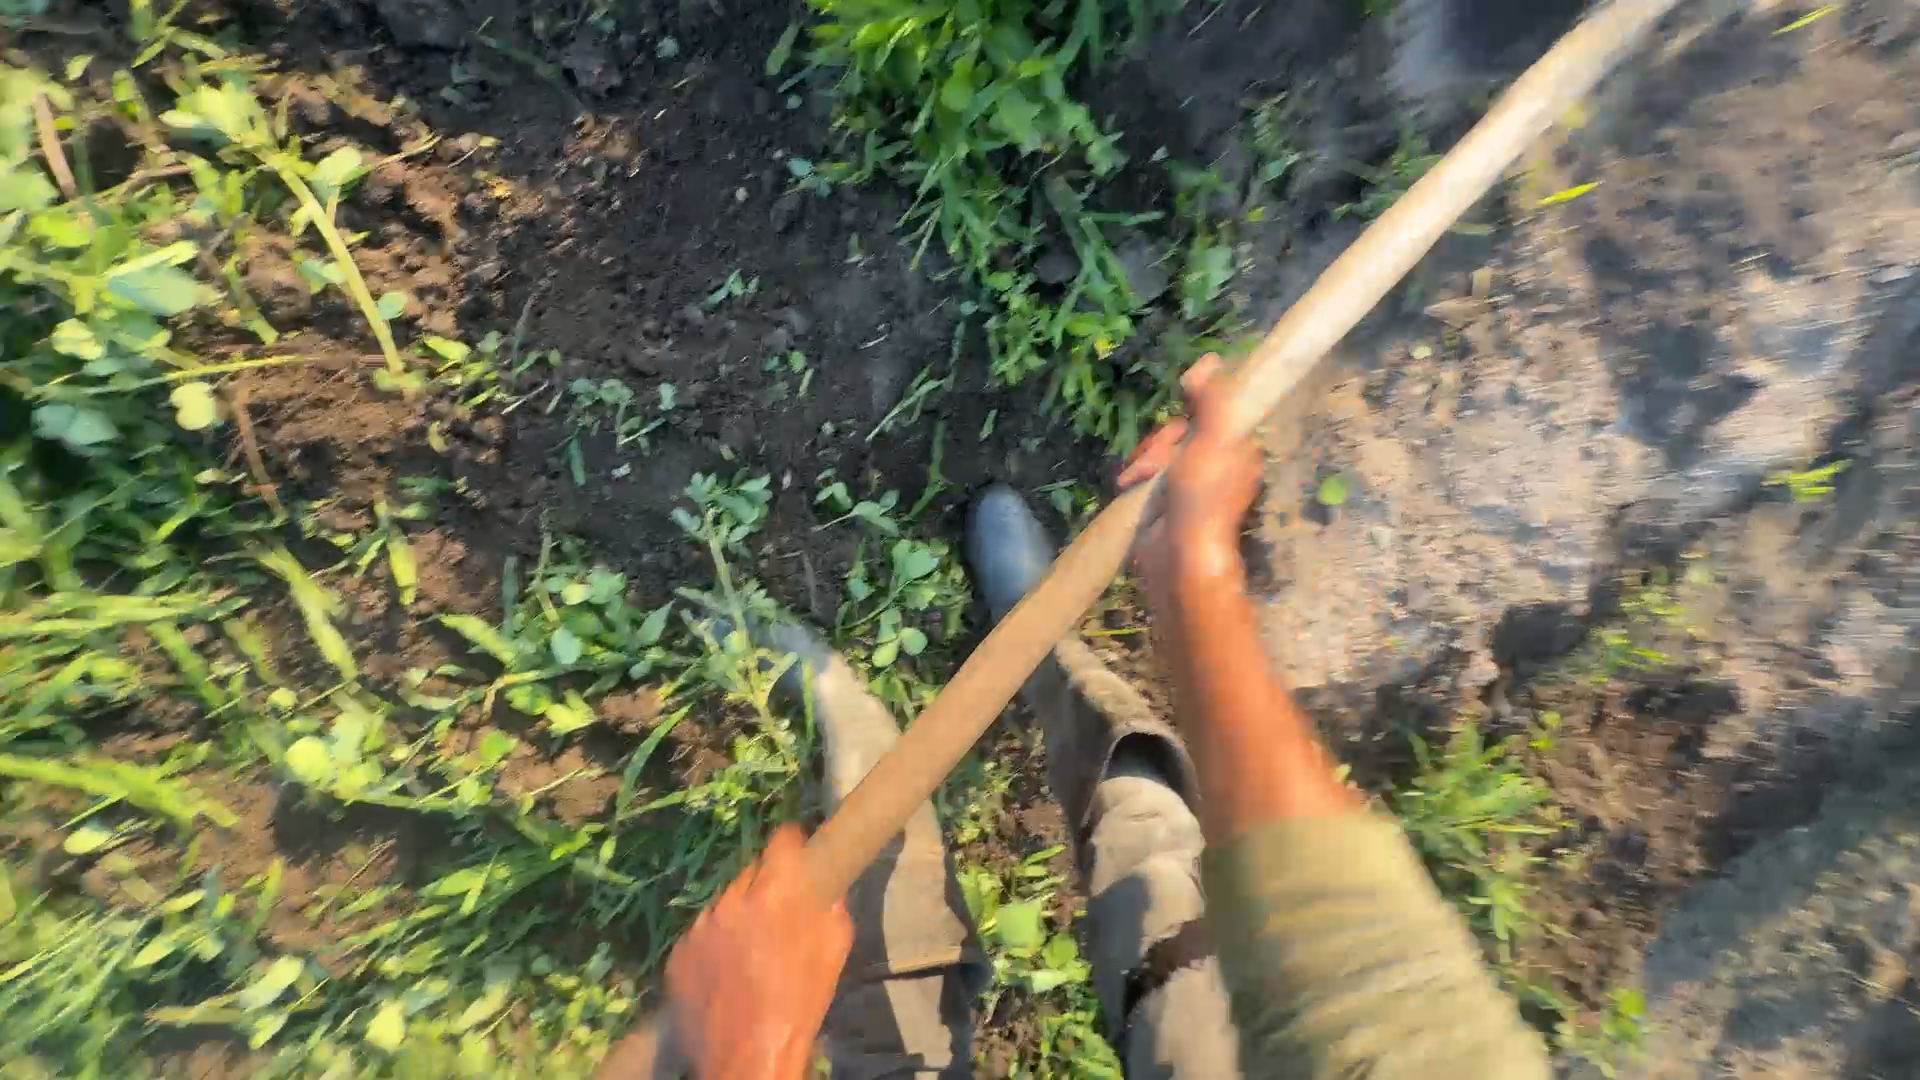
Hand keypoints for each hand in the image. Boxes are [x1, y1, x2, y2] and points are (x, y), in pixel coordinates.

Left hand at [664, 826, 850, 1079]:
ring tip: (749, 948)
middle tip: (777, 912)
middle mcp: (734, 898)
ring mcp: (702, 925)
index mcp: (775, 890)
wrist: (750, 1057)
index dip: (792, 842)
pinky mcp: (679, 953)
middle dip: (765, 884)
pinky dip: (715, 943)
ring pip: (725, 902)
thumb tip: (826, 885)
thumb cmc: (801, 1000)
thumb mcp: (836, 946)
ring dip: (739, 914)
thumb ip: (831, 904)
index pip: (781, 837)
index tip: (799, 853)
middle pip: (751, 871)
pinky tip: (727, 969)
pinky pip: (702, 933)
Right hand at [1118, 354, 1263, 597]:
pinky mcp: (1162, 501)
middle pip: (1176, 433)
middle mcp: (1213, 464)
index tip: (1179, 427)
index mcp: (1234, 449)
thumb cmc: (1202, 498)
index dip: (1186, 419)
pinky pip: (1144, 475)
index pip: (1206, 415)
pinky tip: (1128, 488)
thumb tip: (1209, 360)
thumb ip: (1212, 400)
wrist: (1178, 555)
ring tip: (1136, 481)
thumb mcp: (1213, 439)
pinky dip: (1134, 479)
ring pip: (1156, 453)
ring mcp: (1185, 485)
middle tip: (1153, 465)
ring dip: (1142, 462)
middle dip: (1158, 446)